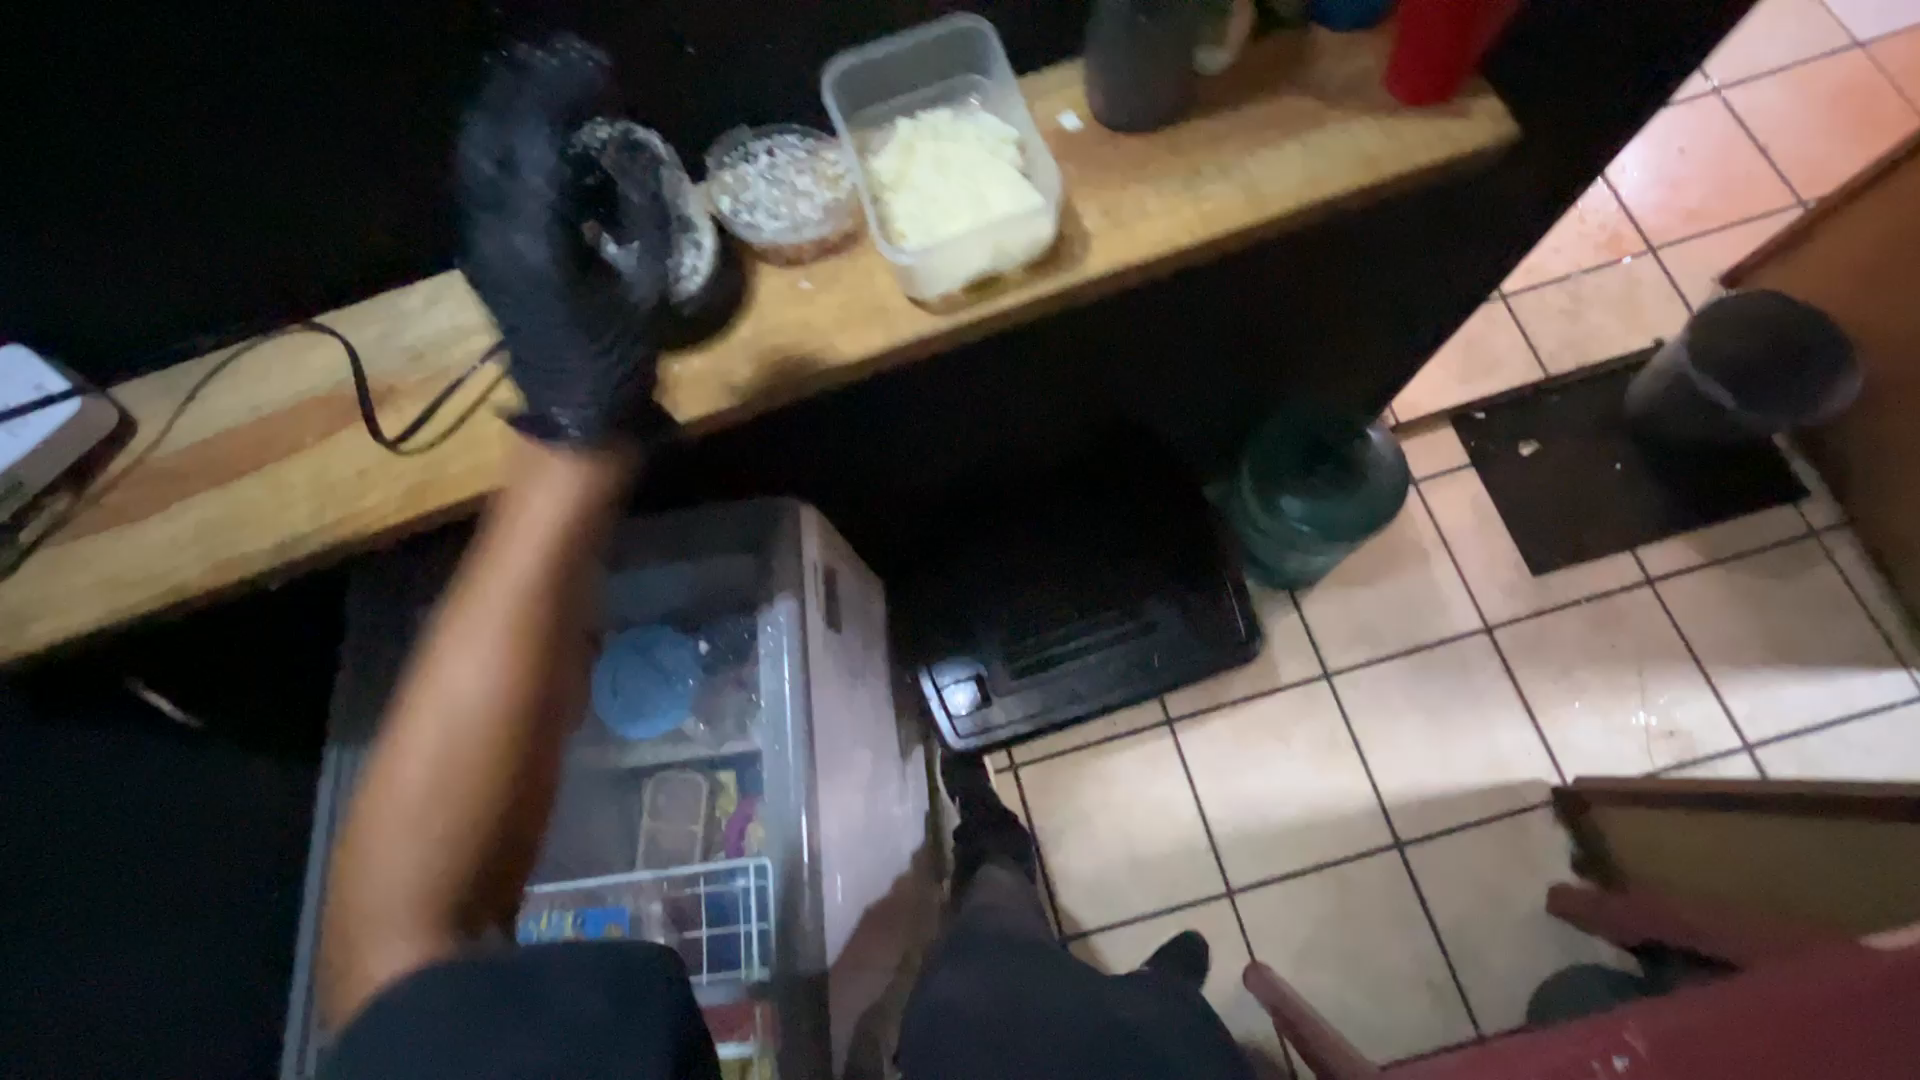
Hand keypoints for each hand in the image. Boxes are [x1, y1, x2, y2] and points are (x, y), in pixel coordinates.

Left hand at [456, 34, 676, 447]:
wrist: (572, 417)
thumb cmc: (619, 364)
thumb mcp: (648, 292)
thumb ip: (645, 218)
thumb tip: (638, 159)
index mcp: (539, 241)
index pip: (542, 140)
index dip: (568, 94)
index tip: (602, 70)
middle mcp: (494, 229)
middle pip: (495, 131)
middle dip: (529, 87)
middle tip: (571, 63)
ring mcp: (480, 240)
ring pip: (480, 151)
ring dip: (511, 109)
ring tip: (551, 85)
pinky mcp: (482, 251)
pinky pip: (484, 178)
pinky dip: (507, 145)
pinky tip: (539, 141)